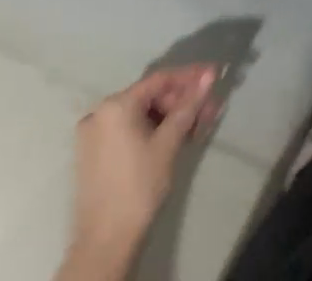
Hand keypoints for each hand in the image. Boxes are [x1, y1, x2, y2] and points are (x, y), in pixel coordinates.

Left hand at [68, 64, 219, 262]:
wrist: (106, 237)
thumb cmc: (140, 184)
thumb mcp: (169, 142)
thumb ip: (189, 104)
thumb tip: (209, 75)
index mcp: (115, 106)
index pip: (160, 79)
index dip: (190, 76)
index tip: (216, 74)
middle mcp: (100, 113)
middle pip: (151, 96)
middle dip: (183, 100)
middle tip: (211, 108)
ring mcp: (95, 133)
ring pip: (143, 113)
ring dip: (173, 116)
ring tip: (200, 125)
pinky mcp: (96, 151)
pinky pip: (131, 128)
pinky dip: (155, 129)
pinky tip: (179, 135)